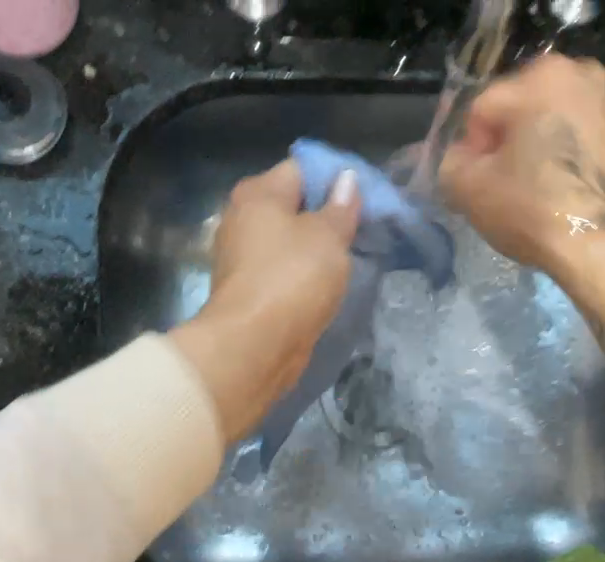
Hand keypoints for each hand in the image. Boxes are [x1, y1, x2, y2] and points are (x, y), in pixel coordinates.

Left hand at [169, 160, 360, 443]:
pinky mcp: (247, 295)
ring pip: (287, 245)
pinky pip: (281, 276)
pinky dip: (300, 280)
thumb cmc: (291, 280)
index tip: (363, 203)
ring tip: (346, 265)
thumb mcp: (328, 237)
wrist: (253, 347)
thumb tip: (345, 179)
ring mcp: (241, 260)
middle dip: (324, 219)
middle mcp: (241, 220)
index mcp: (257, 193)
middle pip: (292, 208)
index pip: (302, 170)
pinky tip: (323, 290)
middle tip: (358, 235)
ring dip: (313, 253)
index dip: (335, 182)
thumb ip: (341, 207)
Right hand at [439, 54, 604, 281]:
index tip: (474, 184)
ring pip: (539, 124)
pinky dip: (551, 157)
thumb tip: (458, 158)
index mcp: (539, 75)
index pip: (479, 111)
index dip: (469, 151)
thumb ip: (449, 162)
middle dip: (499, 145)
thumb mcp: (467, 188)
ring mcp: (601, 101)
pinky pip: (564, 138)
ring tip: (521, 191)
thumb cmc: (529, 208)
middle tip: (496, 187)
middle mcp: (575, 72)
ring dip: (525, 151)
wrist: (594, 244)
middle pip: (512, 112)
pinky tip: (547, 189)